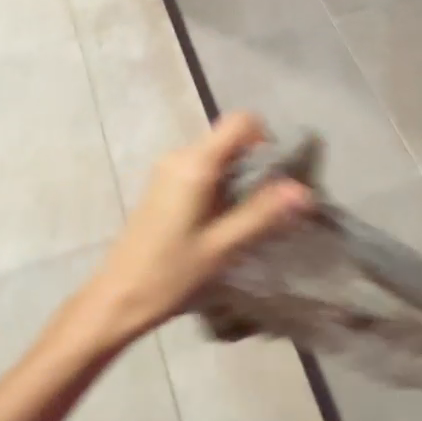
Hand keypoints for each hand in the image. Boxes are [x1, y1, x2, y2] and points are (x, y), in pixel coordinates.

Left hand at [73, 112, 311, 345]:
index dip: (266, 140)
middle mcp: (180, 155)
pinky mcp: (163, 186)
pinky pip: (202, 169)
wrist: (116, 299)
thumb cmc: (169, 274)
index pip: (241, 121)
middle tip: (270, 205)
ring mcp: (168, 169)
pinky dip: (221, 185)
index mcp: (195, 163)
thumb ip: (263, 215)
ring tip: (249, 218)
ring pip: (217, 155)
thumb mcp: (222, 248)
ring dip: (239, 177)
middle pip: (230, 138)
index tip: (277, 176)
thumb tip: (304, 191)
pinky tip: (223, 222)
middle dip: (257, 163)